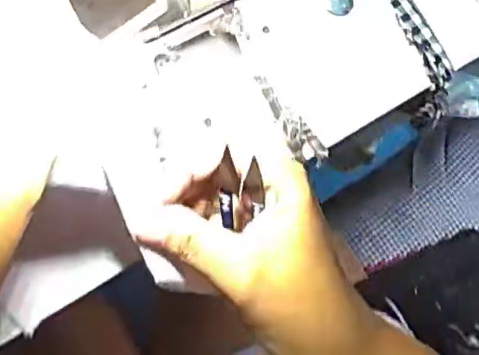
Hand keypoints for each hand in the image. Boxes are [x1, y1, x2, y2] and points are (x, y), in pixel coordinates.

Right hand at [125, 136, 423, 354]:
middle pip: (217, 164)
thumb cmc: (301, 305)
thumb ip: (191, 242)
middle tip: (155, 211)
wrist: (333, 348)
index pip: (227, 144)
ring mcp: (263, 206)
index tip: (164, 194)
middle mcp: (271, 182)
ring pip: (214, 190)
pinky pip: (218, 215)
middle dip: (184, 185)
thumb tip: (145, 220)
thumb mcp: (242, 271)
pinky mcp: (254, 232)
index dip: (192, 162)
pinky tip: (175, 242)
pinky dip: (195, 226)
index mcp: (279, 175)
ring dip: (186, 207)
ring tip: (159, 227)